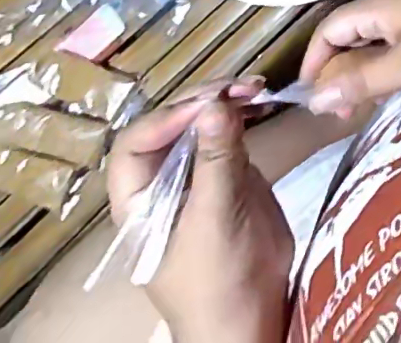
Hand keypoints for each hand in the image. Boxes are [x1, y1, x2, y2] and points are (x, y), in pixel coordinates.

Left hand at [106, 77, 291, 342]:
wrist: (252, 313)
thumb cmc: (218, 276)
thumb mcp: (216, 216)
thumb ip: (216, 159)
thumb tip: (216, 104)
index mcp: (140, 199)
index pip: (137, 144)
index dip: (169, 118)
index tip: (211, 104)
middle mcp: (163, 181)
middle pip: (172, 126)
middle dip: (204, 100)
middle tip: (243, 87)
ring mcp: (197, 175)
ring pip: (202, 123)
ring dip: (228, 100)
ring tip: (258, 87)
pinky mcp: (229, 172)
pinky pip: (230, 133)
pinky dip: (245, 112)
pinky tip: (263, 101)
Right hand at [300, 0, 400, 113]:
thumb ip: (361, 81)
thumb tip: (313, 99)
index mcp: (377, 3)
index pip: (328, 28)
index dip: (314, 63)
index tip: (314, 99)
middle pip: (349, 30)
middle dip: (340, 69)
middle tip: (345, 109)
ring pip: (375, 33)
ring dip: (366, 65)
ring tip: (369, 100)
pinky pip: (396, 31)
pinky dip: (388, 55)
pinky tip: (400, 78)